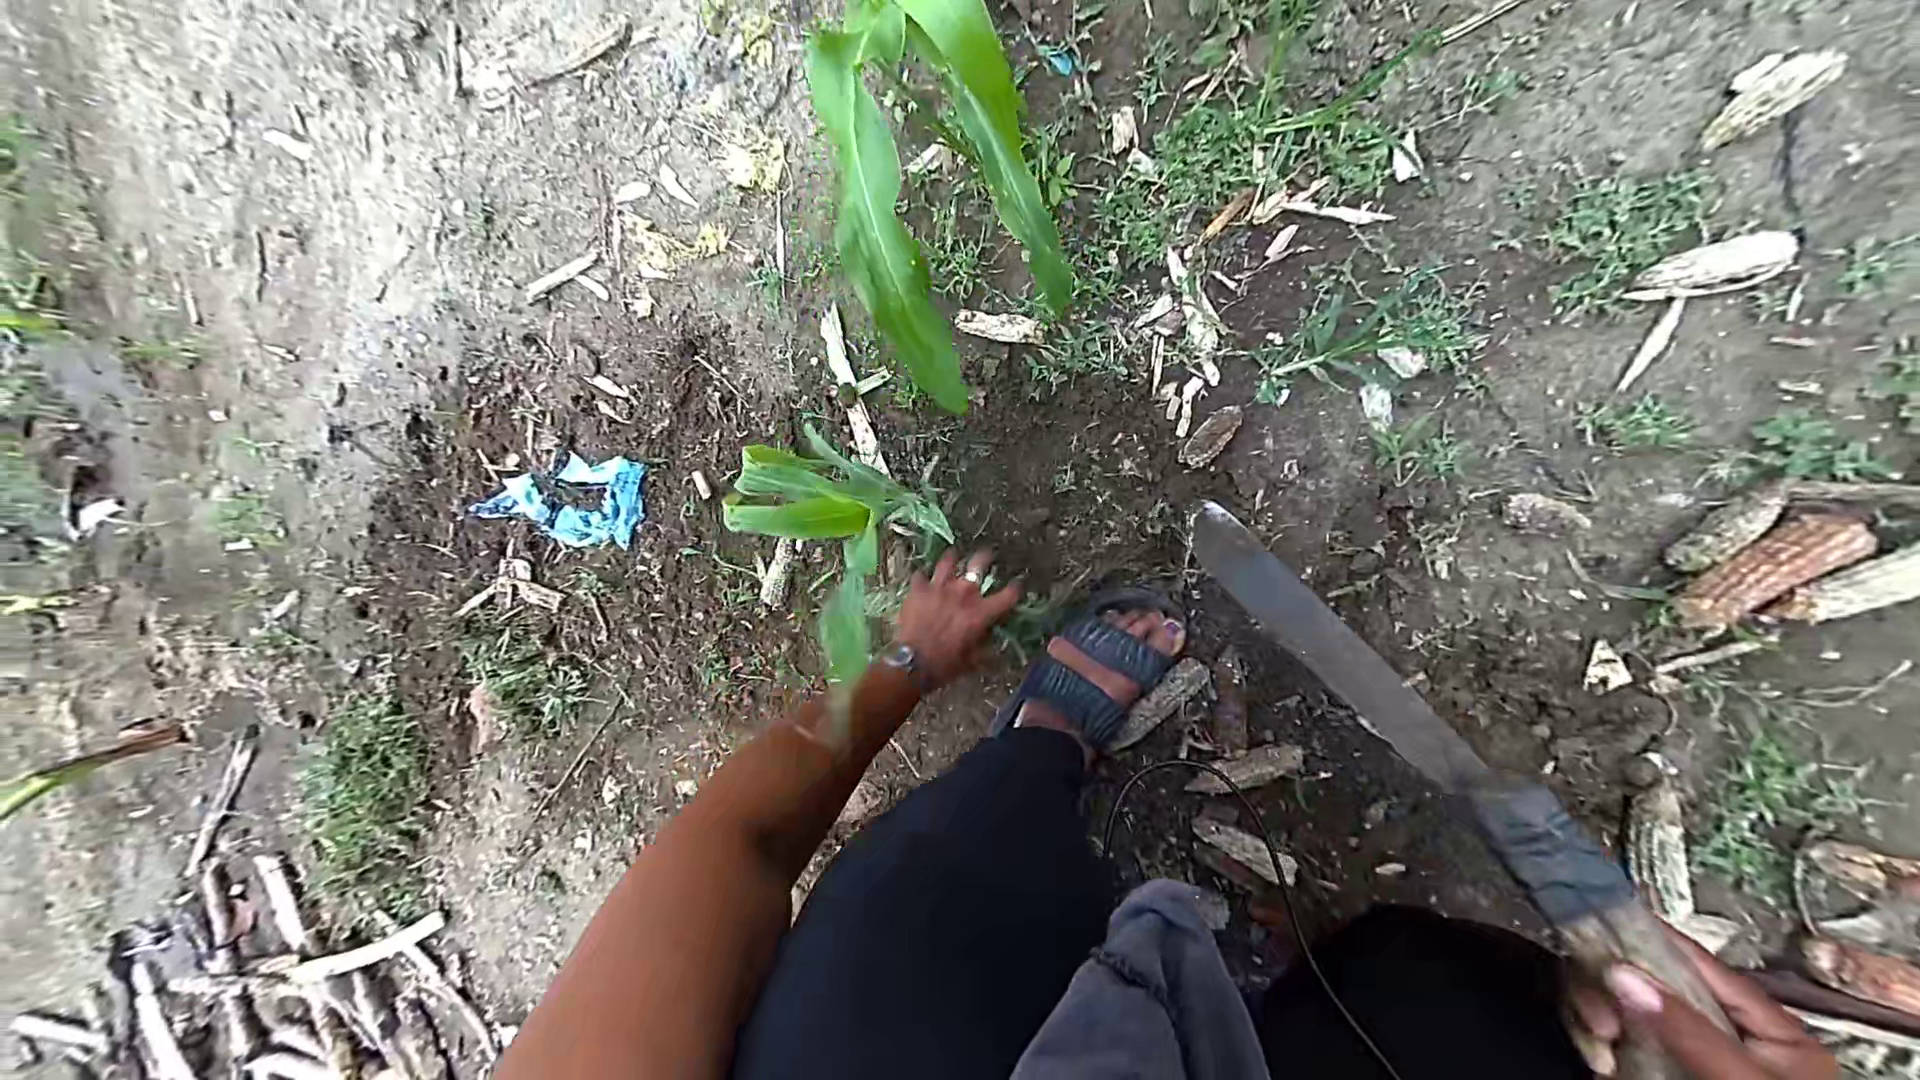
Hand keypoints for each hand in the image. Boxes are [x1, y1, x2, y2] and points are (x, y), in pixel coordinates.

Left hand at [892, 548, 1021, 690]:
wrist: (912, 663)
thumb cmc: (946, 665)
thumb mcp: (973, 662)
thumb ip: (986, 648)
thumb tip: (992, 644)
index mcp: (981, 612)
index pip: (1008, 596)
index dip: (1015, 589)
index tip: (1016, 586)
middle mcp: (964, 593)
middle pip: (979, 564)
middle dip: (985, 557)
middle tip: (986, 555)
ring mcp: (939, 587)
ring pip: (948, 561)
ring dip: (952, 558)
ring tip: (953, 555)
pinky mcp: (918, 589)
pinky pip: (920, 575)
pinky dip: (922, 578)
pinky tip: (922, 579)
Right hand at [1568, 928, 1836, 1079]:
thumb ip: (1689, 1030)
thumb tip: (1620, 969)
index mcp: (1759, 1022)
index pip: (1684, 953)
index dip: (1633, 935)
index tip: (1583, 932)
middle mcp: (1711, 1022)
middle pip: (1634, 970)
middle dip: (1601, 987)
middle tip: (1596, 1018)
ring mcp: (1675, 1042)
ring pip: (1607, 992)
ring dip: (1588, 1011)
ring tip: (1596, 1045)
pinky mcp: (1643, 1059)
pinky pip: (1600, 1023)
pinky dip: (1587, 1033)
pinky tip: (1595, 1058)